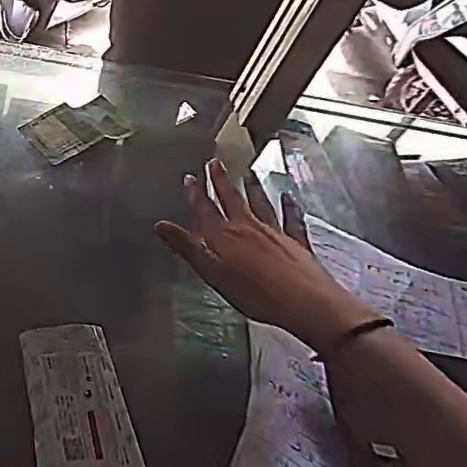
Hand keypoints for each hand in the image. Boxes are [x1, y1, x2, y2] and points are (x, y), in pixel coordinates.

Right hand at [155, 159, 374, 350]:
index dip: (196, 193)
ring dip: (252, 187)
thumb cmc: (255, 293)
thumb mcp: (212, 274)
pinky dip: (290, 207)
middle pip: (231, 199)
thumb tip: (160, 225)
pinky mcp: (296, 243)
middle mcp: (248, 227)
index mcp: (225, 236)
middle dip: (220, 181)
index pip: (205, 209)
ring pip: (260, 203)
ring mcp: (275, 232)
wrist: (306, 303)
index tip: (190, 177)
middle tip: (214, 163)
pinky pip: (291, 219)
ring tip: (247, 173)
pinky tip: (288, 197)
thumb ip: (187, 248)